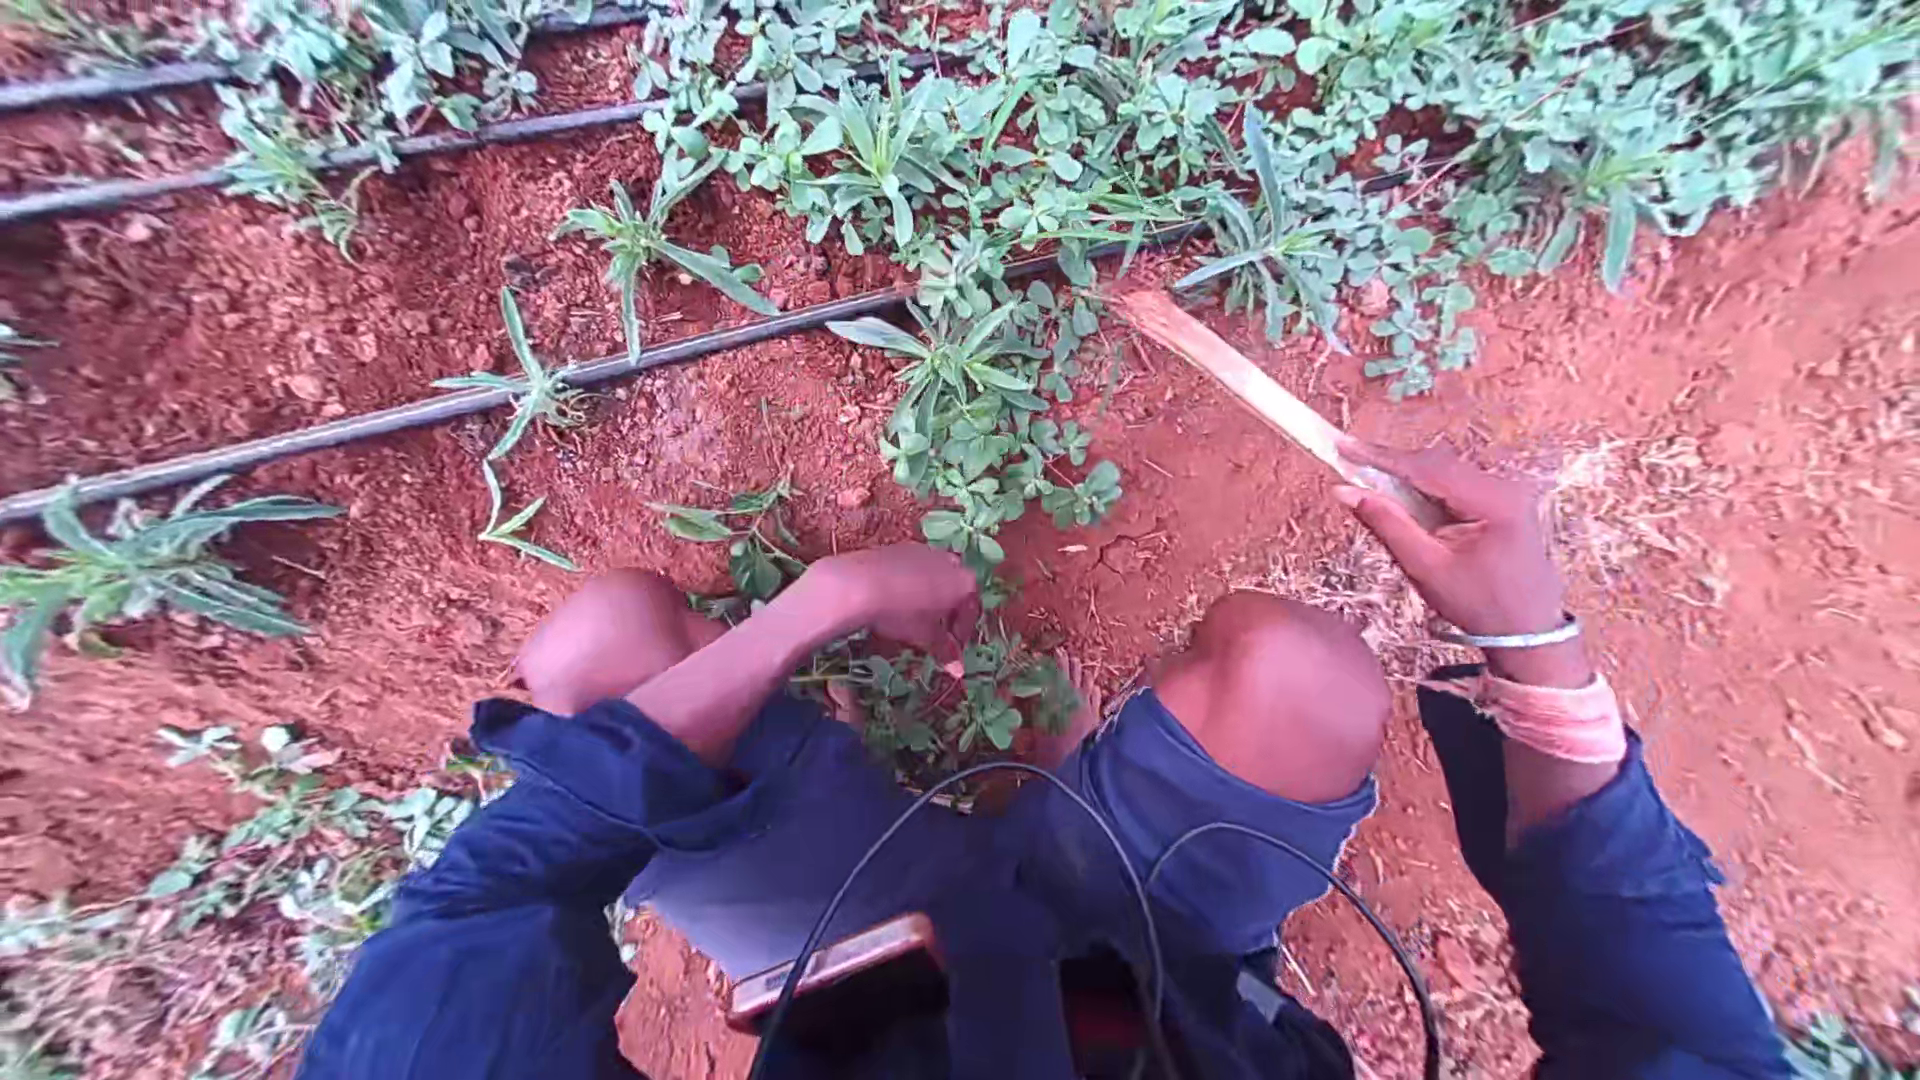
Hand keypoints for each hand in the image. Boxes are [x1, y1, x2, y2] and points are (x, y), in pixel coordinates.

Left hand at [800, 543, 980, 659]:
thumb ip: (945, 650)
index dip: (962, 633)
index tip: (951, 649)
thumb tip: (958, 671)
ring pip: (937, 577)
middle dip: (948, 613)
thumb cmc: (901, 612)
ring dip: (931, 597)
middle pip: (957, 591)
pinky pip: (916, 568)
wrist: (861, 583)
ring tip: (914, 617)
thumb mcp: (925, 635)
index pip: (972, 610)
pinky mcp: (902, 547)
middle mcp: (951, 562)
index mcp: (964, 583)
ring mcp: (926, 551)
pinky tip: (898, 599)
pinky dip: (913, 584)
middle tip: (935, 634)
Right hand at [1333, 440, 1591, 687]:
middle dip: (1390, 464)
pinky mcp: (1499, 502)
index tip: (1343, 445)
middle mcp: (1505, 488)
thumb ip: (1385, 522)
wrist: (1527, 630)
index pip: (1427, 467)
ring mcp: (1506, 494)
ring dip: (1403, 477)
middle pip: (1435, 463)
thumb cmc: (1477, 602)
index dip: (1380, 456)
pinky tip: (1398, 498)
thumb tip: (1344, 490)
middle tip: (1347, 463)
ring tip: (1367, 483)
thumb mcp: (1423, 565)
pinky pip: (1451, 485)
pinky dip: (1420, 488)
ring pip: (1442, 472)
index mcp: (1494, 501)